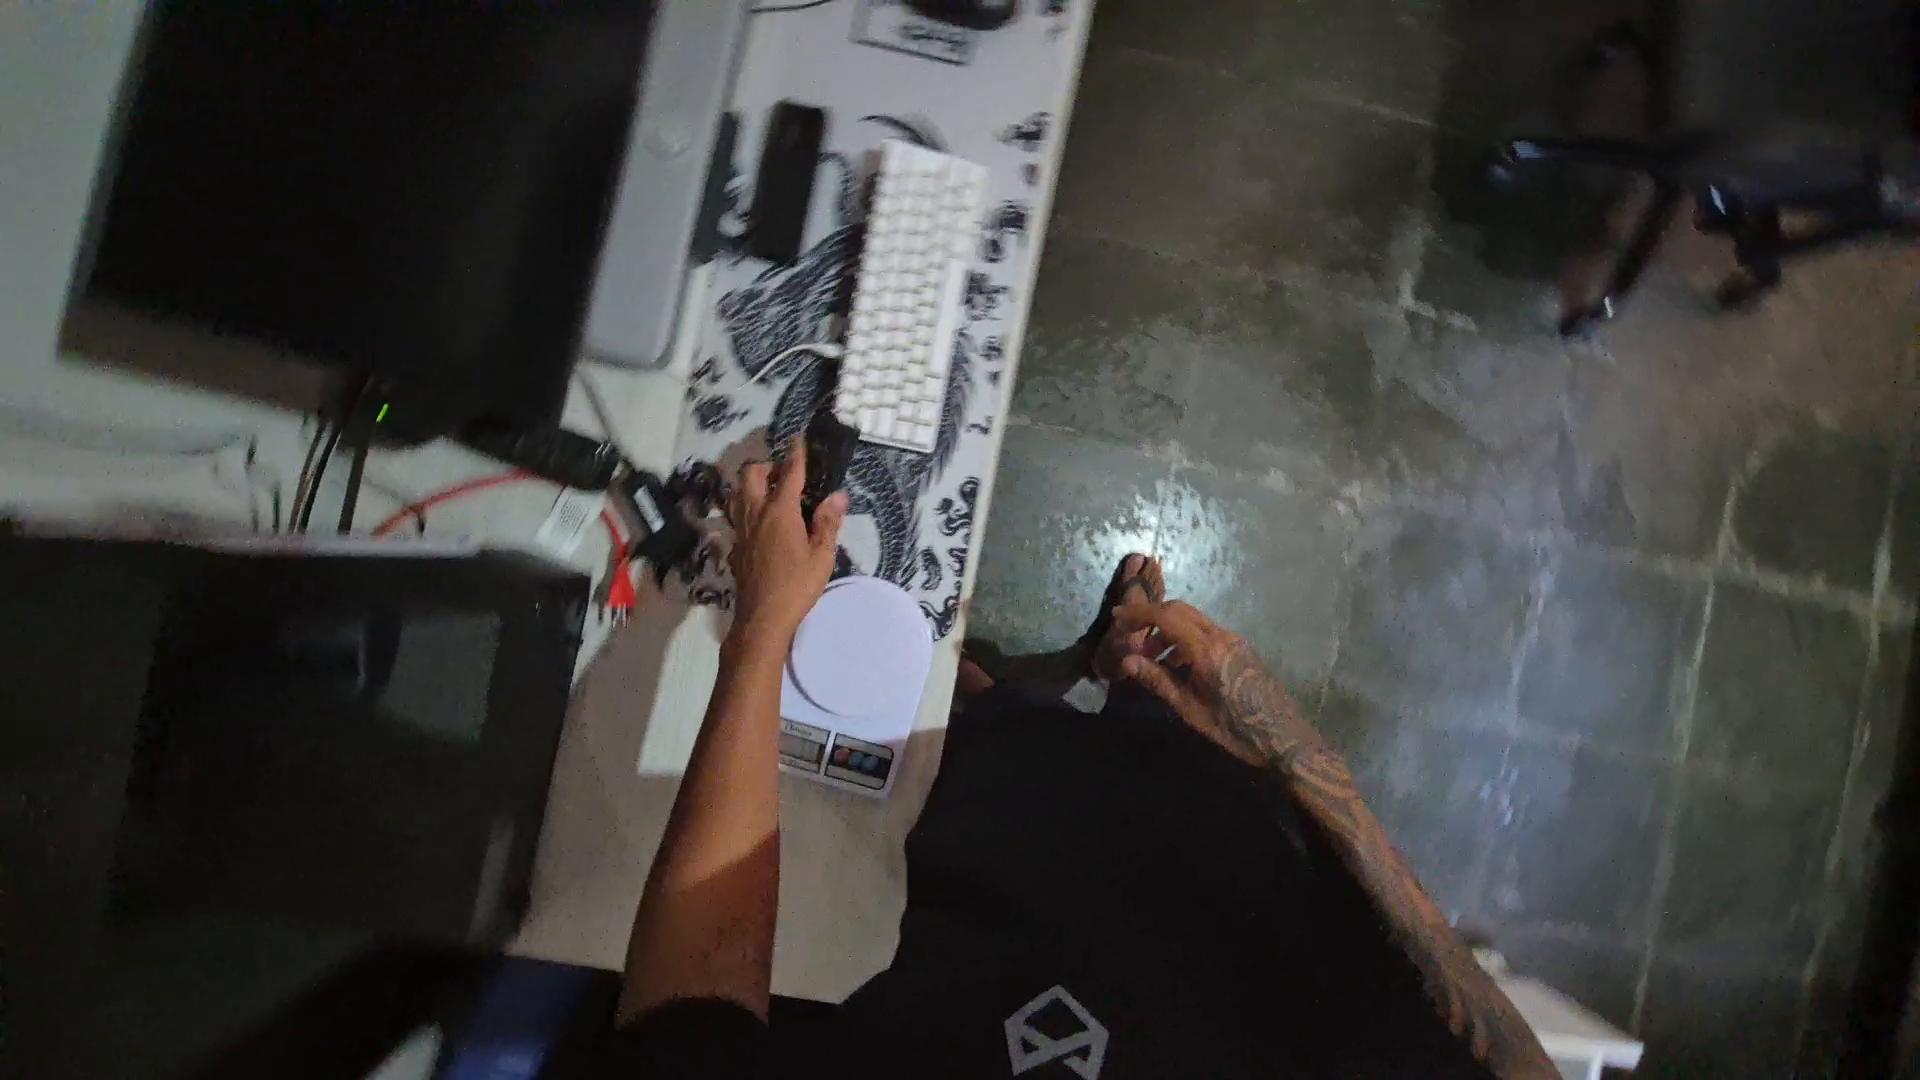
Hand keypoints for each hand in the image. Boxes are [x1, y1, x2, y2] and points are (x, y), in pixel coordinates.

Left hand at [727, 440, 847, 646]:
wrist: (762, 617)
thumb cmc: (797, 586)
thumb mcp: (822, 556)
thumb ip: (828, 523)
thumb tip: (838, 496)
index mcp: (780, 512)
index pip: (789, 474)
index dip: (796, 454)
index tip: (799, 438)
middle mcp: (756, 513)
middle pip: (752, 475)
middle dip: (768, 466)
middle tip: (787, 474)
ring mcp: (741, 529)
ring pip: (739, 492)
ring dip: (754, 483)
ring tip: (773, 491)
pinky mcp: (736, 544)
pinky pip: (737, 512)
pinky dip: (748, 504)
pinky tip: (762, 518)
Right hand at [1110, 600, 1319, 768]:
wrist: (1284, 739)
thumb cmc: (1233, 729)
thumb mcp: (1189, 709)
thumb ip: (1157, 680)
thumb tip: (1126, 660)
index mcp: (1206, 649)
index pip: (1166, 617)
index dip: (1138, 614)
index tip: (1117, 617)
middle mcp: (1221, 636)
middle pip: (1179, 610)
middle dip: (1151, 618)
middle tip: (1130, 636)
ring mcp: (1234, 640)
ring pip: (1193, 621)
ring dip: (1168, 630)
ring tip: (1151, 659)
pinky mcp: (1241, 649)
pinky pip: (1206, 632)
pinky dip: (1185, 639)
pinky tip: (1177, 665)